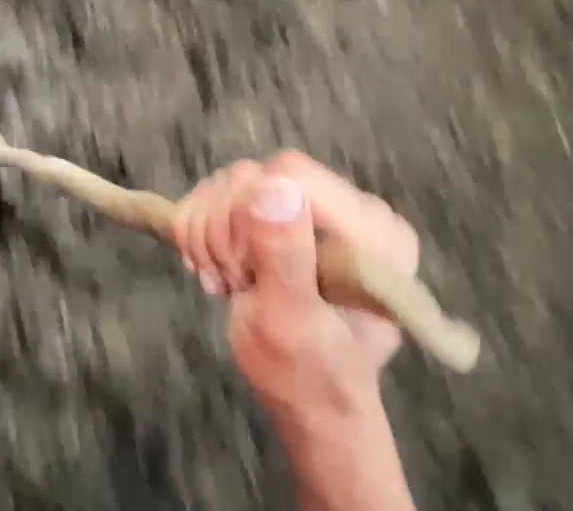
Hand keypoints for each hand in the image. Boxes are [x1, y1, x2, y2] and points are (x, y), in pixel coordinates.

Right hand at [172, 151, 418, 422]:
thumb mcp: (292, 322)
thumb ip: (285, 255)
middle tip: (228, 281)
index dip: (247, 213)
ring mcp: (312, 208)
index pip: (289, 175)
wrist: (306, 398)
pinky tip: (212, 265)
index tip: (244, 269)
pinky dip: (198, 228)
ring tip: (221, 279)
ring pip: (226, 183)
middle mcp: (348, 209)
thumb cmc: (308, 373)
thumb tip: (272, 186)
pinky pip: (217, 193)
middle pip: (250, 177)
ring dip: (205, 233)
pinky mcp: (279, 213)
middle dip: (220, 230)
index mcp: (373, 232)